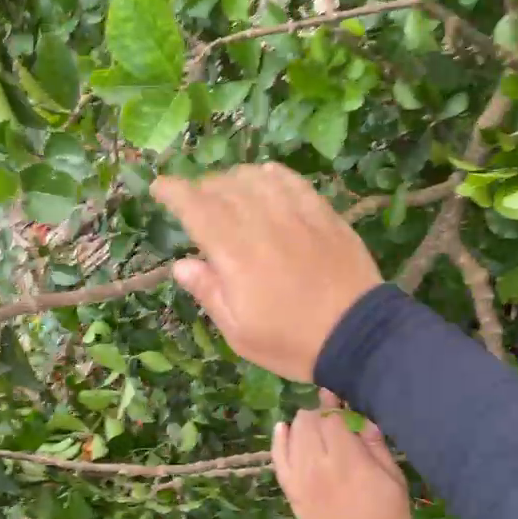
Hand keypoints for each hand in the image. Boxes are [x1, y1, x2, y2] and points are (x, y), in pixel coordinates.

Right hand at [152, 164, 382, 381]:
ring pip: (256, 179)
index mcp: (235, 253)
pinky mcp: (324, 214)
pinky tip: (265, 179)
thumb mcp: (240, 333)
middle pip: (223, 188)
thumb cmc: (292, 342)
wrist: (358, 336)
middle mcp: (263, 223)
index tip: (159, 187)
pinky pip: (292, 182)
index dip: (173, 192)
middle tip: (194, 201)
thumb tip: (181, 264)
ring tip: (227, 192)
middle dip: (201, 188)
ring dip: (233, 180)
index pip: (196, 207)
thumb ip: (209, 293)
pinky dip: (272, 176)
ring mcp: (296, 215)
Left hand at [274, 390, 410, 518]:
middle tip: (331, 416)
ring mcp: (300, 476)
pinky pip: (278, 458)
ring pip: (293, 434)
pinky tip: (282, 428)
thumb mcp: (395, 480)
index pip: (332, 416)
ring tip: (313, 423)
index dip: (336, 405)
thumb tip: (363, 421)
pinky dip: (279, 440)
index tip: (341, 401)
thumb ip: (377, 447)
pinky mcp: (291, 489)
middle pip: (309, 421)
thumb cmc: (385, 518)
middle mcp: (317, 462)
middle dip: (319, 412)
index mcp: (347, 457)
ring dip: (303, 424)